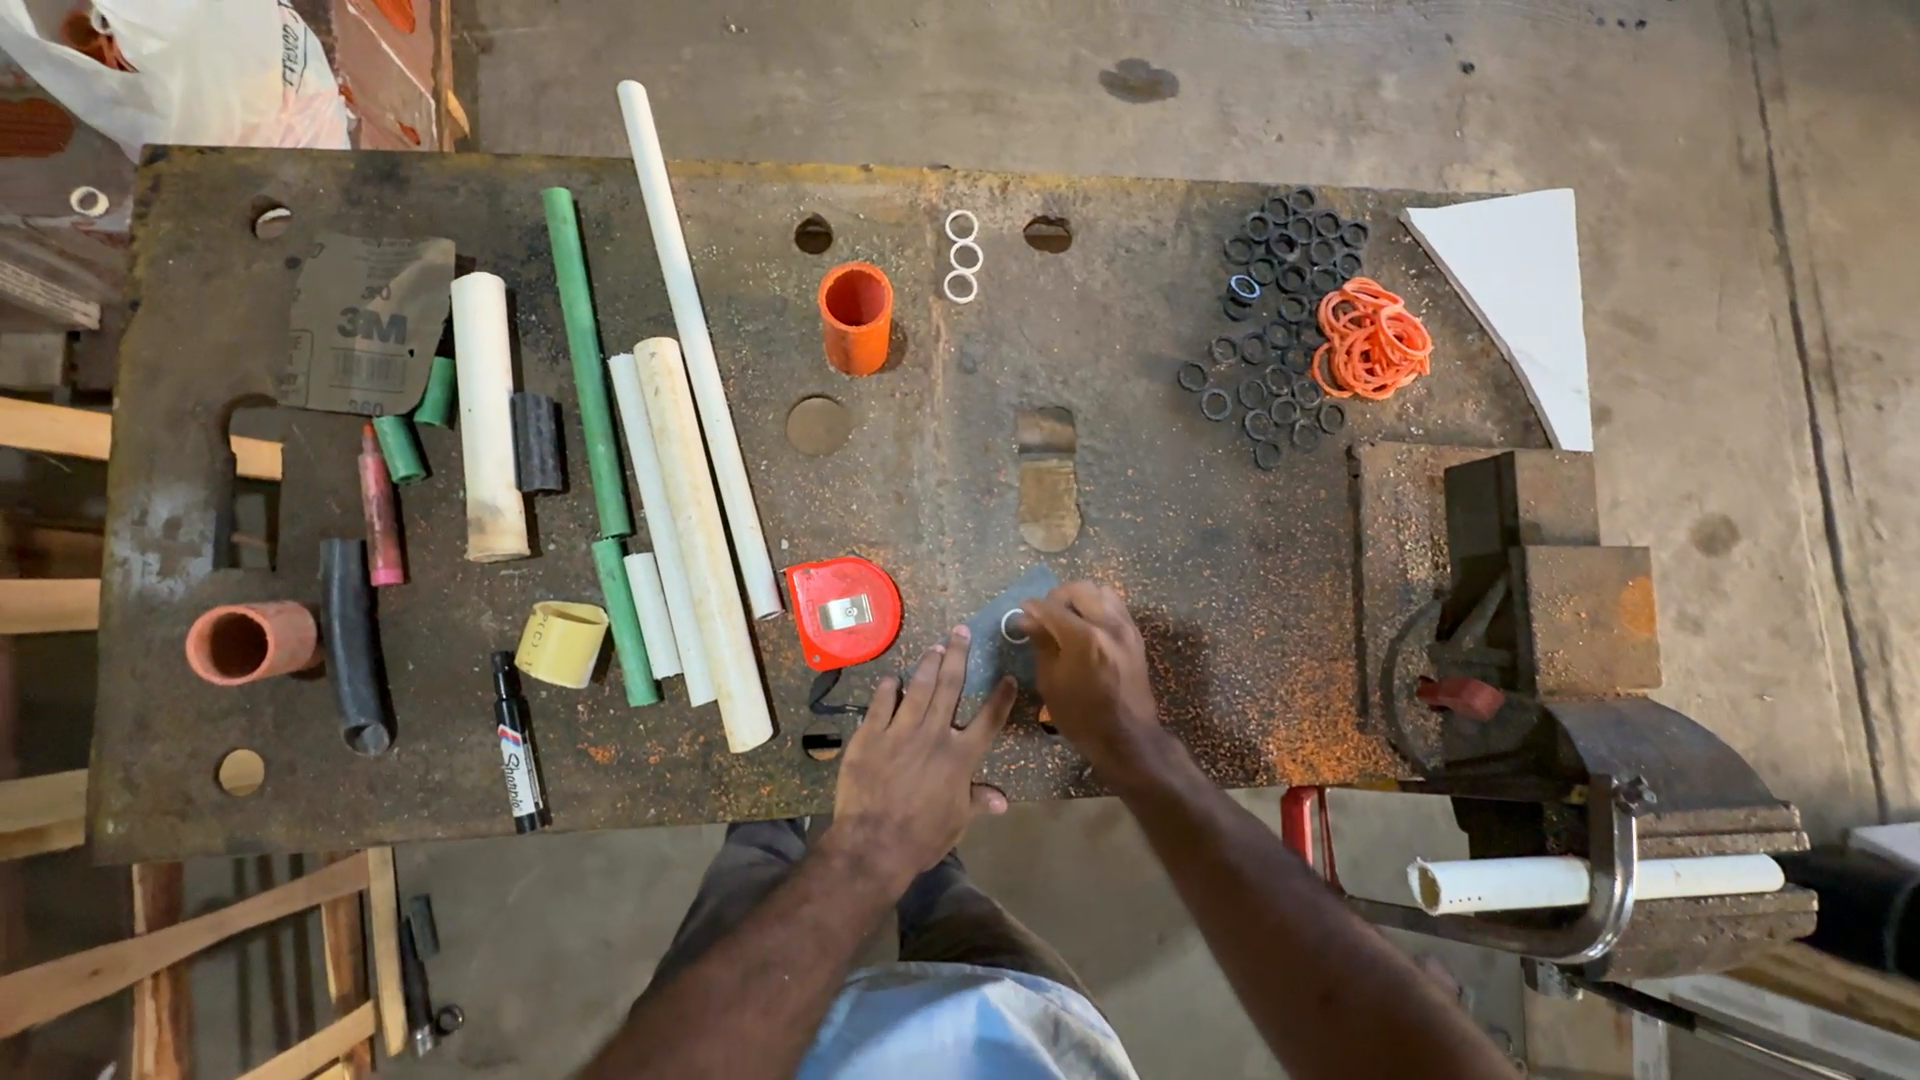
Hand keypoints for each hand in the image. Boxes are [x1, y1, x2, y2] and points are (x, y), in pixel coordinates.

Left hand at [822, 625, 1015, 894]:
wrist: (874, 843)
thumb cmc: (922, 837)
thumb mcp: (957, 822)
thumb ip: (977, 802)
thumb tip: (1002, 801)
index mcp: (960, 756)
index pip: (988, 720)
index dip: (1001, 698)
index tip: (1008, 677)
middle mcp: (934, 734)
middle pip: (950, 687)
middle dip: (958, 656)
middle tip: (960, 632)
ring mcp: (900, 731)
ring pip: (918, 688)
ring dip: (928, 664)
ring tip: (934, 647)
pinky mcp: (870, 735)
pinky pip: (881, 703)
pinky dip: (888, 688)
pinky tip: (893, 678)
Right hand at [1020, 582, 1164, 780]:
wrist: (1127, 737)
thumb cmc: (1082, 716)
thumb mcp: (1051, 682)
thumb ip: (1041, 643)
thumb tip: (1026, 619)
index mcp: (1084, 638)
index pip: (1051, 607)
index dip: (1032, 608)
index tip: (1022, 614)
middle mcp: (1109, 625)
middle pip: (1079, 589)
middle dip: (1057, 597)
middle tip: (1045, 615)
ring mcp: (1126, 628)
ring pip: (1101, 592)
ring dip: (1080, 599)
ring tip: (1068, 618)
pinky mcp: (1135, 635)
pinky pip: (1115, 606)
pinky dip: (1097, 607)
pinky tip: (1086, 627)